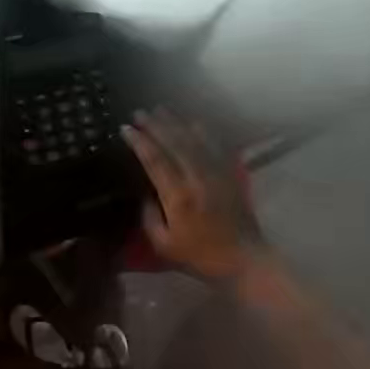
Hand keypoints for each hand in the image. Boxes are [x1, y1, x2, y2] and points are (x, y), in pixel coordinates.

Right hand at [122, 110, 266, 280]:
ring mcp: (217, 173)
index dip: (139, 141)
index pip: (155, 160)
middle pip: (174, 142)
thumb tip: (144, 194)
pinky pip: (215, 145)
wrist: (243, 259)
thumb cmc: (200, 257)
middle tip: (139, 111)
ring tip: (161, 109)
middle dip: (155, 124)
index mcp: (178, 196)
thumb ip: (149, 216)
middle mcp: (198, 178)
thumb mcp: (164, 244)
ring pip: (195, 139)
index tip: (125, 128)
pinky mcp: (231, 174)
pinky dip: (203, 130)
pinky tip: (193, 121)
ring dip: (177, 121)